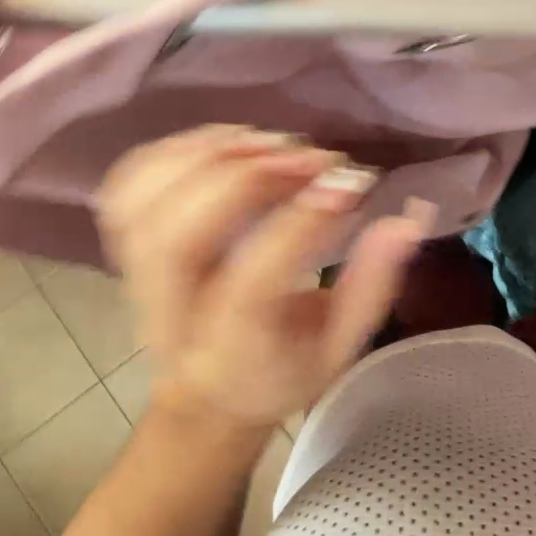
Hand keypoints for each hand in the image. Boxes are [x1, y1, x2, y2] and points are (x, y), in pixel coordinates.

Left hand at [95, 126, 431, 428]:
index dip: (299, 225)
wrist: (207, 394)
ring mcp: (138, 277)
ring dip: (207, 156)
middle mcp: (173, 312)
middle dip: (244, 181)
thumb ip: (374, 282)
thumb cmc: (281, 370)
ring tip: (270, 141)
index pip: (251, 286)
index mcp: (232, 348)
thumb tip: (408, 216)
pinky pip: (127, 186)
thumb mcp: (341, 345)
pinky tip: (228, 142)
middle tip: (306, 156)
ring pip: (142, 205)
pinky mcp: (128, 246)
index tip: (351, 182)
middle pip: (176, 238)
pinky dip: (174, 150)